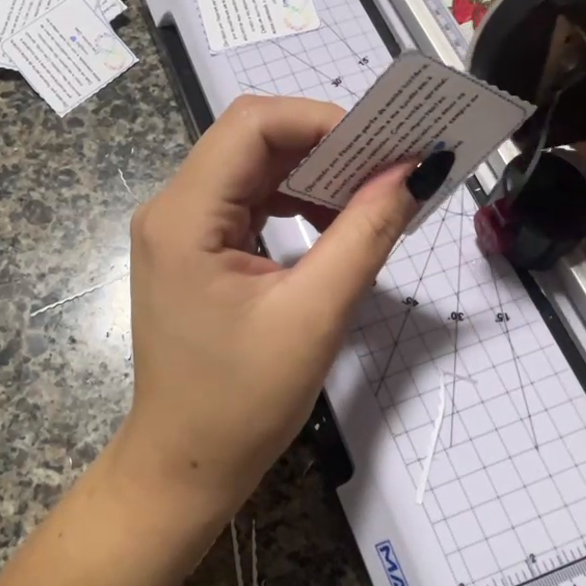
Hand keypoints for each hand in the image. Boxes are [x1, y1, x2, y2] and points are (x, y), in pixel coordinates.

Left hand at [115, 95, 453, 522]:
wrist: (184, 465)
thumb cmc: (242, 403)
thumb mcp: (314, 316)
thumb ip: (365, 234)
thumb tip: (414, 171)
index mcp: (184, 216)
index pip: (252, 124)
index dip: (321, 120)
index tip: (383, 145)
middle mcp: (171, 209)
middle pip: (251, 141)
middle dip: (324, 144)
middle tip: (390, 164)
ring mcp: (178, 229)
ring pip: (251, 168)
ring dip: (312, 173)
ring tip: (371, 194)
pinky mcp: (192, 250)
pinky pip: (245, 202)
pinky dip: (292, 201)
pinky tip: (332, 222)